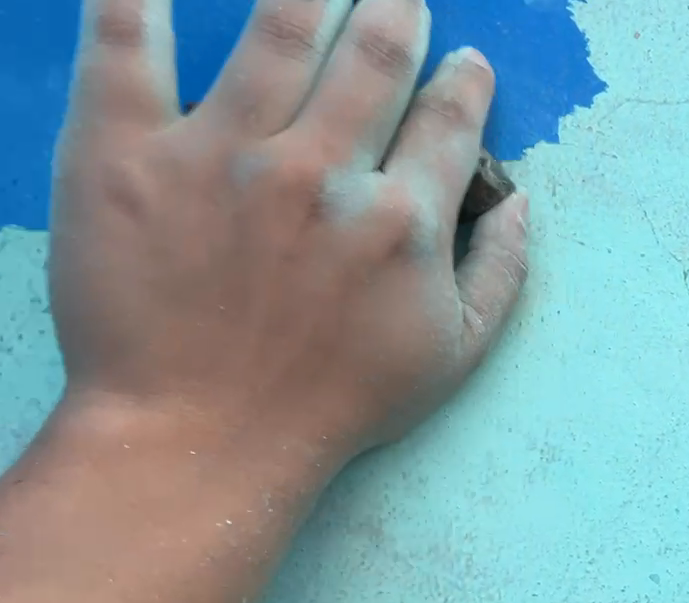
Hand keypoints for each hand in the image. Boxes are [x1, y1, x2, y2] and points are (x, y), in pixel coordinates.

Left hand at [48, 0, 530, 470]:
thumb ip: (500, 272)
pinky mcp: (125, 154)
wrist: (212, 428)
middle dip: (394, 12)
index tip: (469, 62)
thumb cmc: (351, 396)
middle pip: (370, 63)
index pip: (447, 127)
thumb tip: (518, 206)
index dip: (464, 85)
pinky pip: (123, 47)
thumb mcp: (460, 350)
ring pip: (271, 37)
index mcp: (407, 223)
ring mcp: (222, 156)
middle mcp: (324, 174)